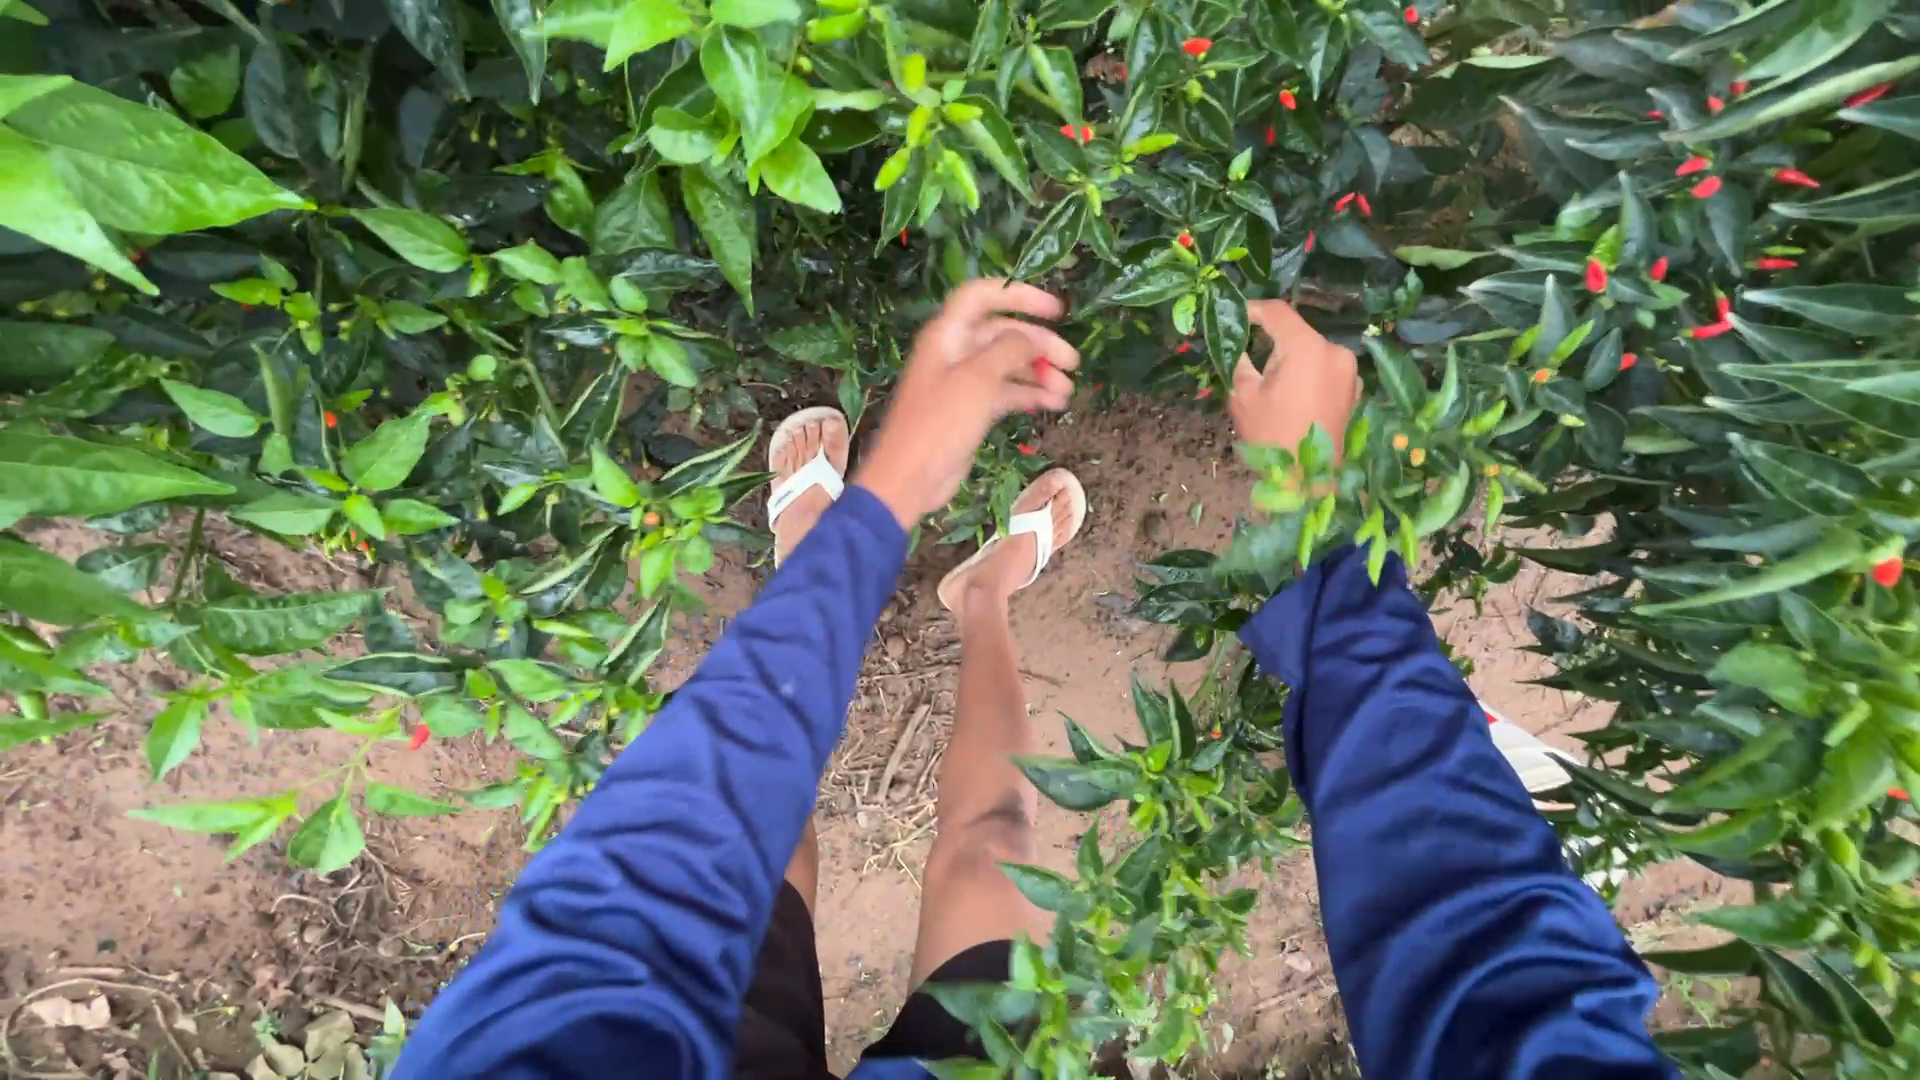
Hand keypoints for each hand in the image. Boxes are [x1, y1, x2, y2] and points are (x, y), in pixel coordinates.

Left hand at [853, 279, 1077, 527]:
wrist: (911, 478)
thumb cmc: (939, 423)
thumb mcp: (978, 379)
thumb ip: (1009, 349)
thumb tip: (1033, 337)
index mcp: (948, 334)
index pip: (984, 296)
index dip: (1020, 296)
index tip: (1056, 310)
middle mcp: (956, 352)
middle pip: (1003, 333)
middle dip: (1039, 344)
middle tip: (1072, 361)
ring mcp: (964, 382)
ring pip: (1008, 365)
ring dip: (1039, 373)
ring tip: (1067, 389)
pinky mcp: (971, 410)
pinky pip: (1005, 393)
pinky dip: (1029, 395)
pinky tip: (1054, 404)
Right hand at [1230, 299, 1361, 460]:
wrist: (1308, 480)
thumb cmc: (1272, 436)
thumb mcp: (1243, 397)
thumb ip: (1238, 362)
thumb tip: (1234, 345)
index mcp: (1307, 348)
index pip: (1278, 312)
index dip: (1252, 309)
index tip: (1234, 315)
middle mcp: (1335, 351)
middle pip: (1296, 334)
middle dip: (1270, 341)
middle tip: (1245, 356)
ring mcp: (1349, 371)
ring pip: (1311, 353)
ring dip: (1289, 361)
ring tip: (1269, 383)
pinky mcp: (1353, 390)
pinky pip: (1324, 371)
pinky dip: (1306, 375)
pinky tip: (1291, 397)